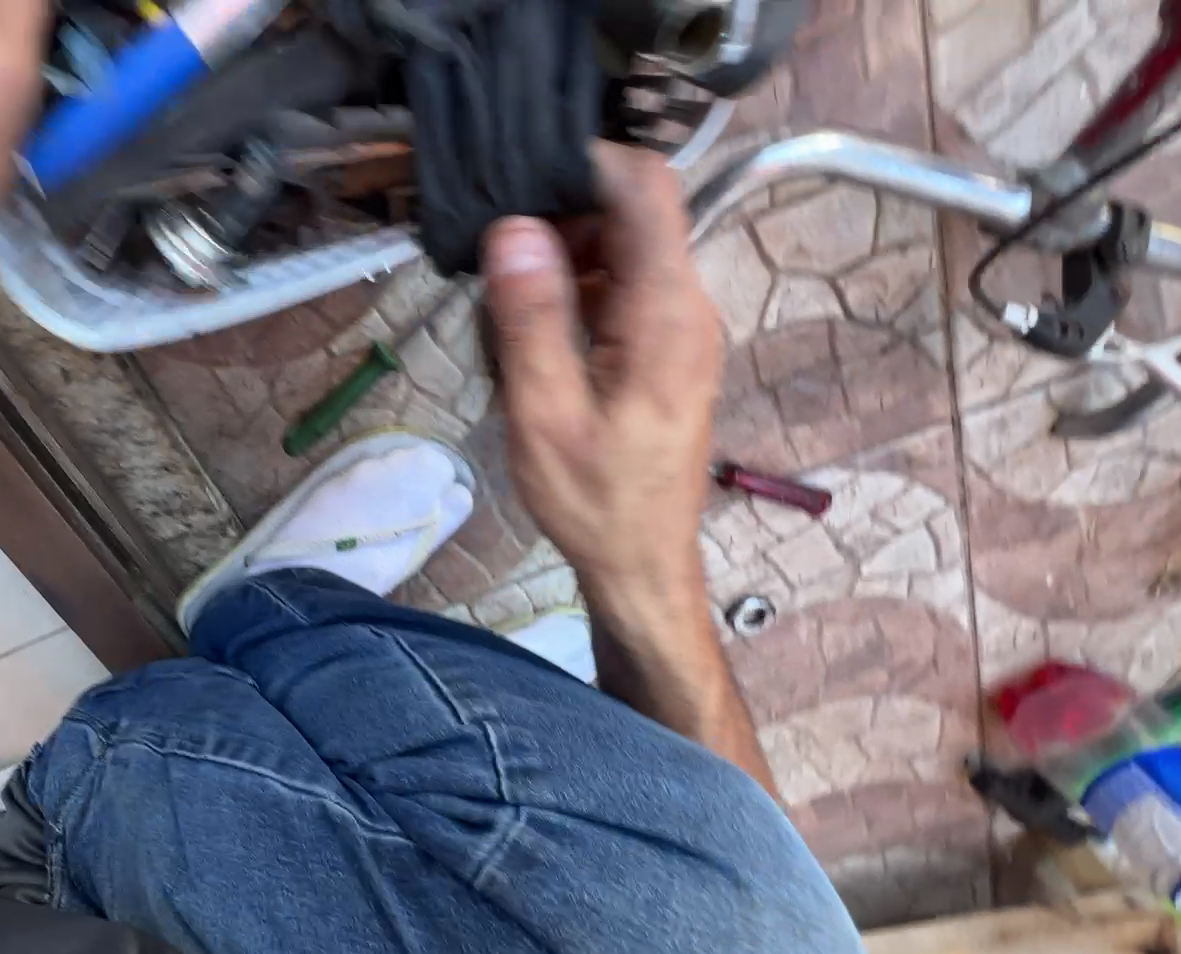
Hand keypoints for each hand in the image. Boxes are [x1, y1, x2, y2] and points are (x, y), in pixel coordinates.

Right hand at [481, 143, 722, 614]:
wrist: (640, 559)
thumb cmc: (593, 497)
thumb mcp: (546, 413)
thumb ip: (531, 319)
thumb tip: (515, 230)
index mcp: (664, 311)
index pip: (645, 188)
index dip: (583, 167)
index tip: (517, 186)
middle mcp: (685, 306)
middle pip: (628, 219)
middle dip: (556, 230)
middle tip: (494, 276)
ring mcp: (679, 329)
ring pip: (619, 258)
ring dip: (559, 271)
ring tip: (507, 322)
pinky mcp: (665, 352)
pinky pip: (620, 297)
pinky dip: (575, 302)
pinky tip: (536, 348)